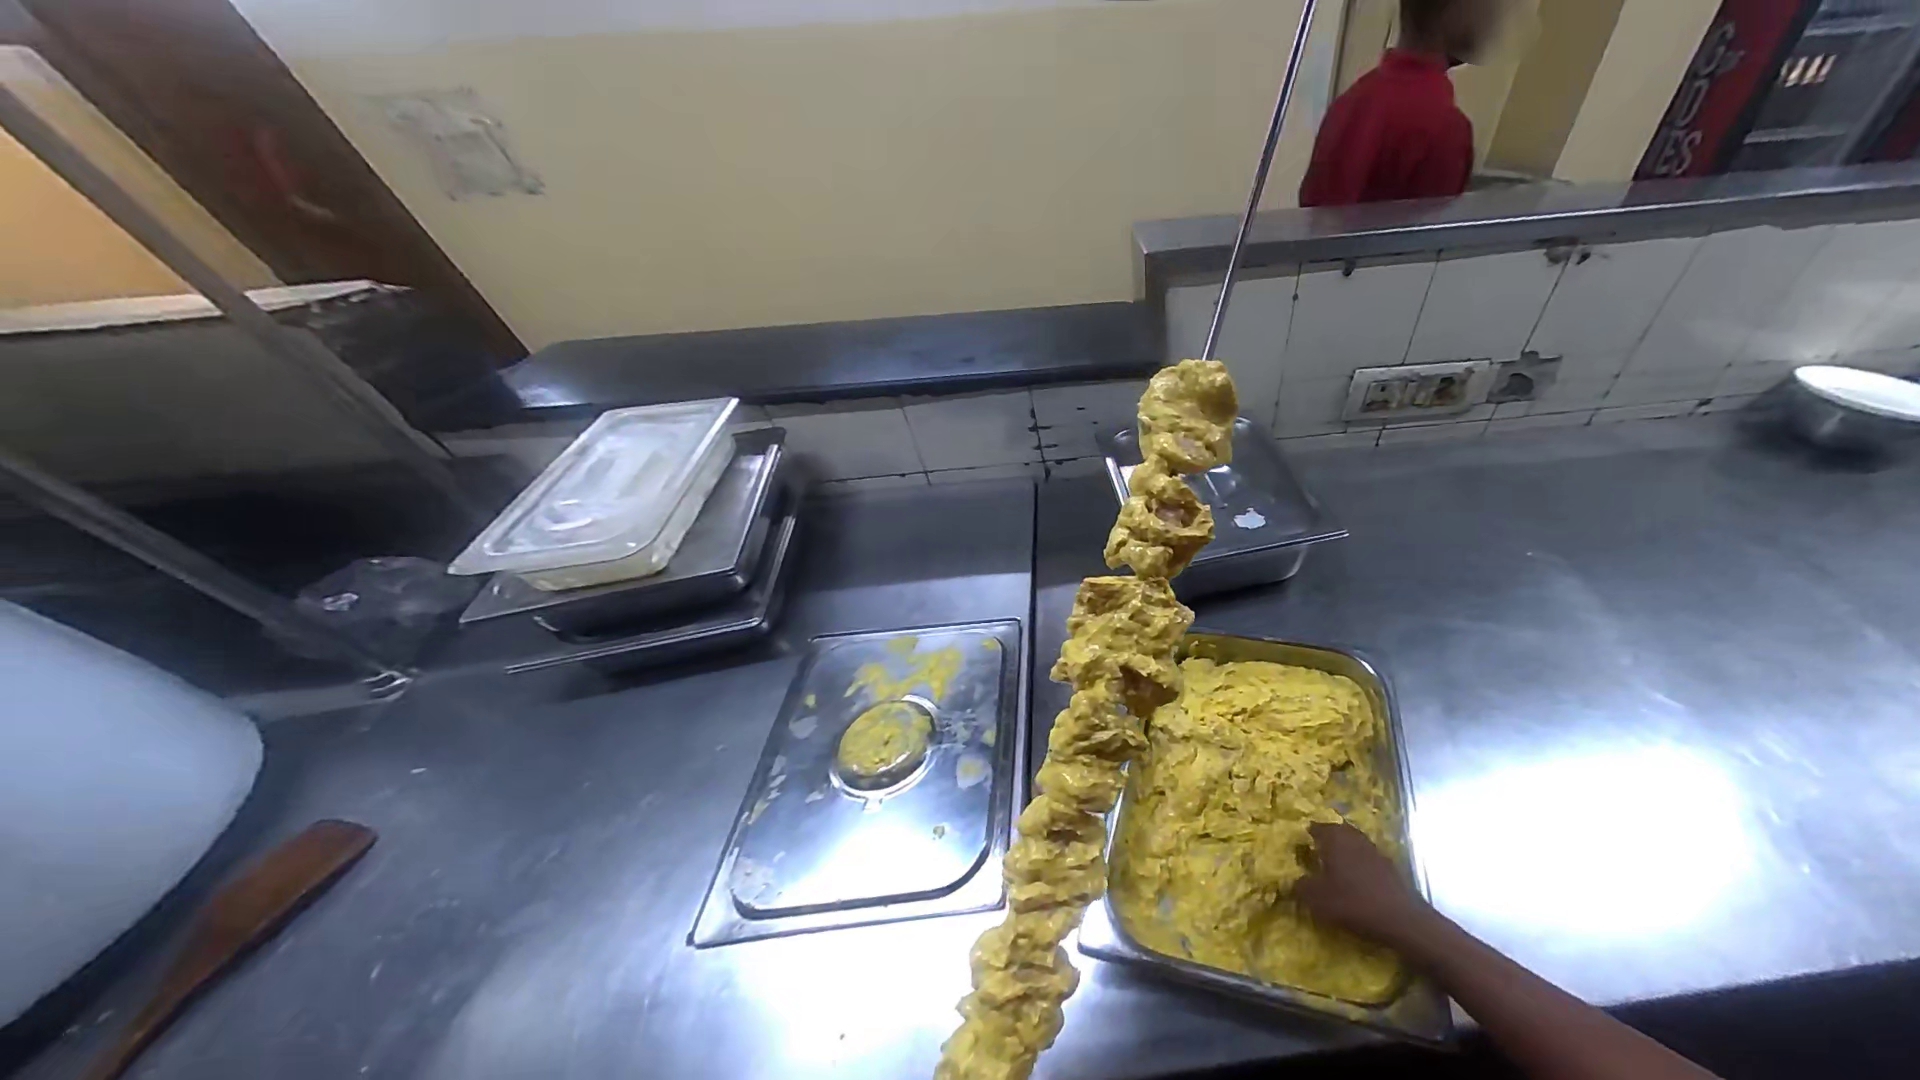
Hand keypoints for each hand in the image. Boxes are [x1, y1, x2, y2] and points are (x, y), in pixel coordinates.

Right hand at [1294, 822, 1432, 949]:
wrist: (1404, 922)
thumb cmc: (1353, 903)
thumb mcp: (1317, 899)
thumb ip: (1300, 886)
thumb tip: (1294, 881)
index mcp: (1334, 838)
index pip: (1315, 827)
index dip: (1306, 836)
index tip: (1299, 848)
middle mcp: (1354, 838)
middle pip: (1337, 832)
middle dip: (1327, 840)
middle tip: (1316, 854)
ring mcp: (1375, 851)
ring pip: (1354, 844)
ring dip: (1345, 852)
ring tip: (1335, 868)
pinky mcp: (1391, 869)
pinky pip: (1368, 860)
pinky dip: (1360, 866)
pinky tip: (1356, 883)